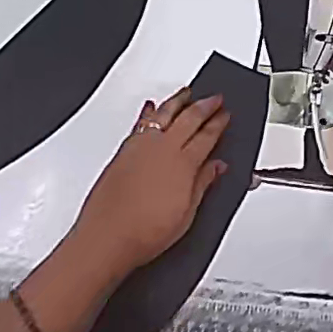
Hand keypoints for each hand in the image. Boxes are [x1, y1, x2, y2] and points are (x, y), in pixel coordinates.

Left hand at [71, 90, 231, 279]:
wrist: (107, 238)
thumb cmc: (144, 232)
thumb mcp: (187, 214)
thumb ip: (202, 184)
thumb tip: (216, 167)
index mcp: (185, 163)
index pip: (208, 135)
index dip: (219, 123)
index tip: (225, 115)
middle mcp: (164, 149)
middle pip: (190, 118)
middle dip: (205, 105)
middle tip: (215, 99)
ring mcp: (142, 146)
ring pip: (165, 112)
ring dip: (178, 100)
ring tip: (187, 93)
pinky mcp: (124, 150)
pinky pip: (141, 123)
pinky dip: (149, 112)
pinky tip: (151, 107)